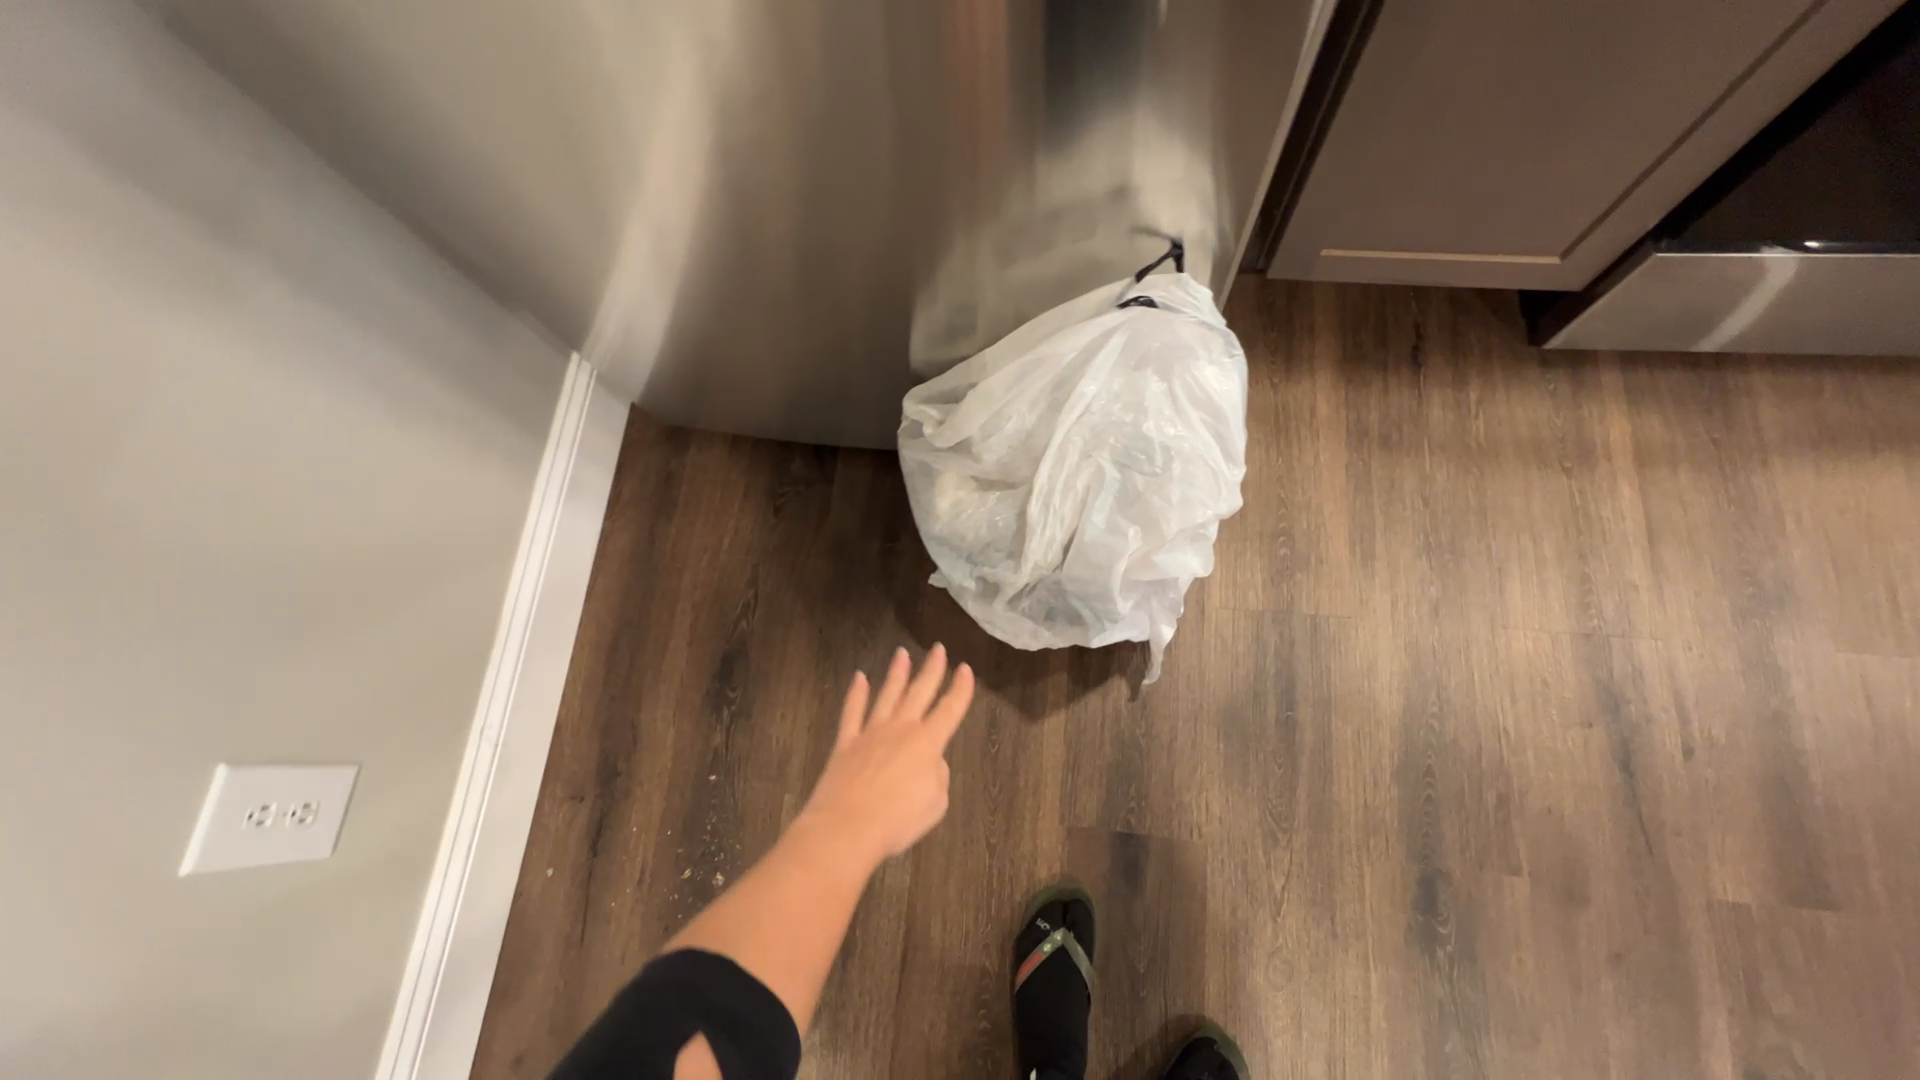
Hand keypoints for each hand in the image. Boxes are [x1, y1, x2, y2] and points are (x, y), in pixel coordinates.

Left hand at [795, 644, 974, 866]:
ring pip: (887, 695)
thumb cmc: (898, 821)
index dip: (960, 689)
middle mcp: (901, 730)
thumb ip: (938, 776)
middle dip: (932, 670)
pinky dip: (856, 693)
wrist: (846, 827)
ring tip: (902, 653)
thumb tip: (930, 761)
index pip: (949, 709)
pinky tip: (860, 677)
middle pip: (919, 693)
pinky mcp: (845, 743)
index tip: (965, 668)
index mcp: (928, 743)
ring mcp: (870, 733)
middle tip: (938, 648)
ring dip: (897, 673)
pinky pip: (852, 712)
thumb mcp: (936, 804)